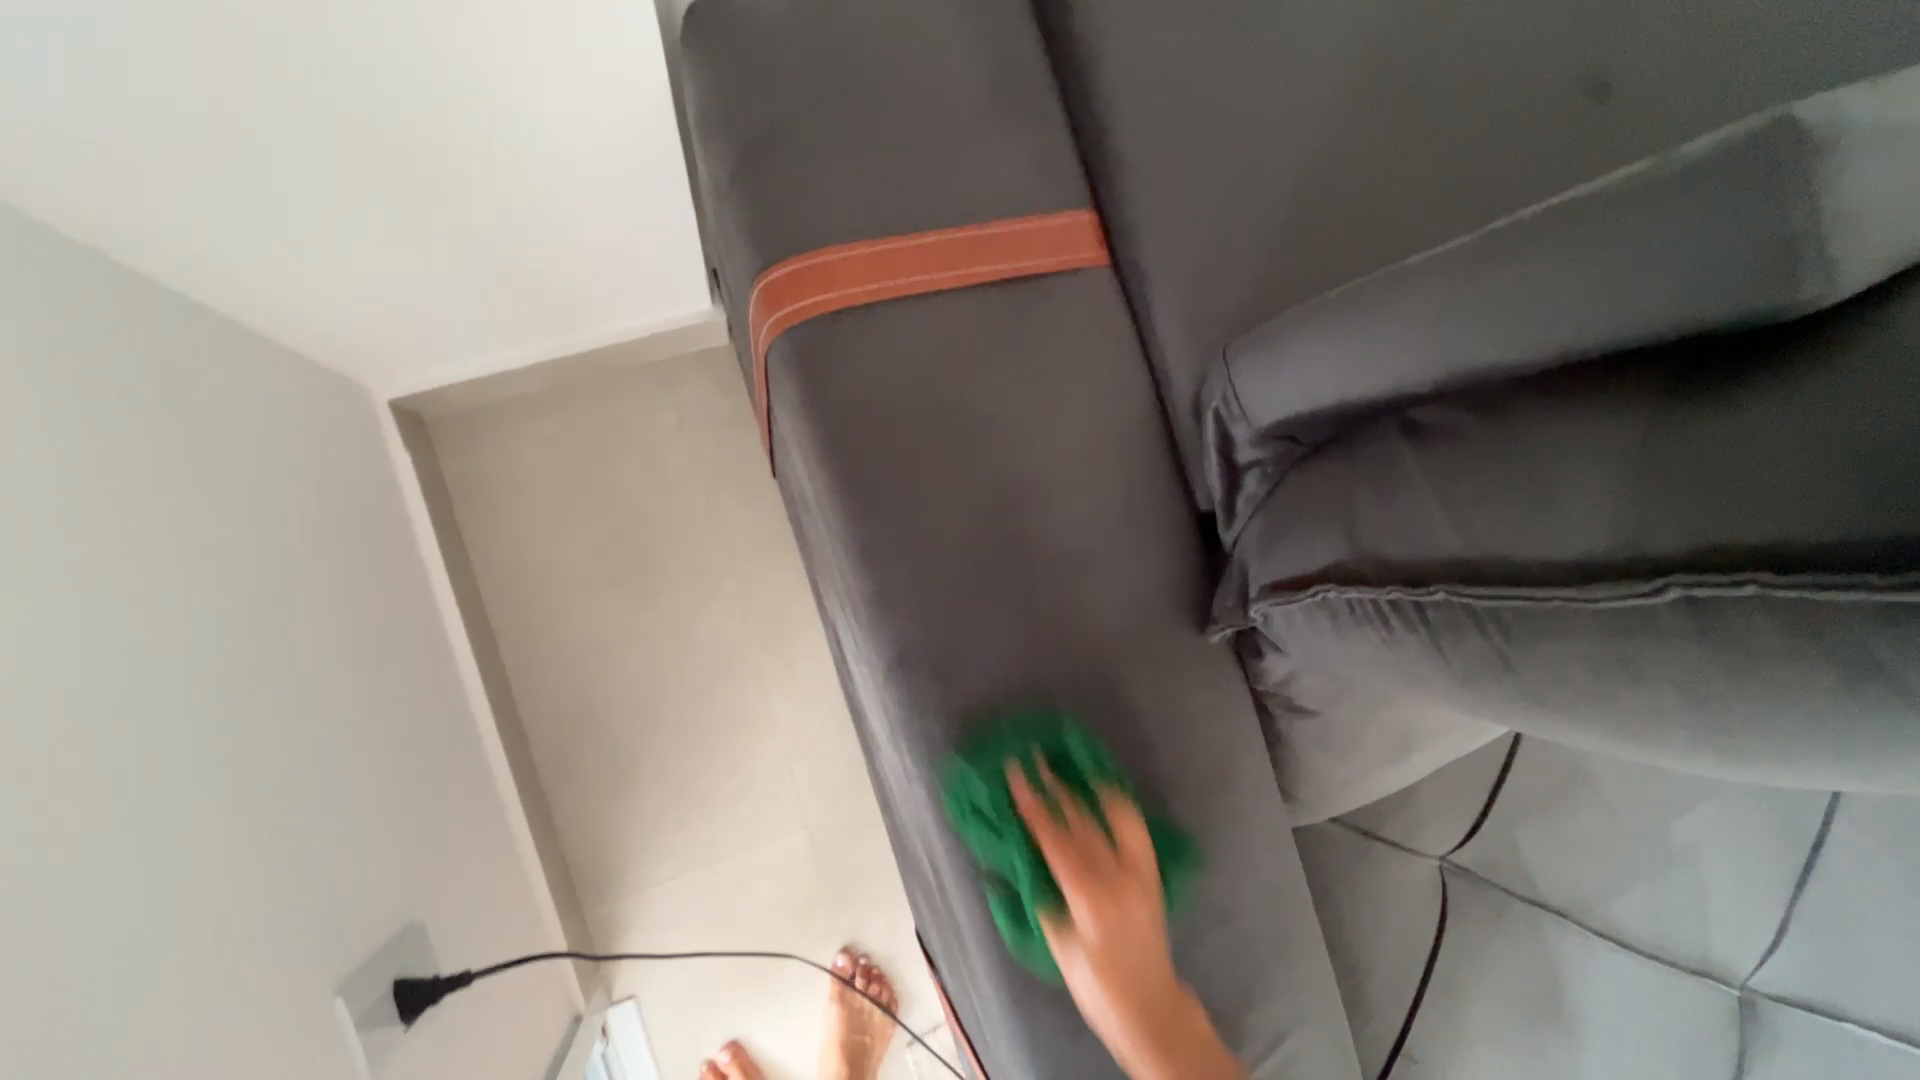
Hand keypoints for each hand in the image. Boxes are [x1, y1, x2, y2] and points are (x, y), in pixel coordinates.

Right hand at [1007, 761, 1241, 1079]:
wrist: (1150, 1005)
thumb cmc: (1095, 985)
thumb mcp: (1059, 944)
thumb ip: (1041, 896)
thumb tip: (1017, 856)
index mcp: (1090, 896)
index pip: (1055, 838)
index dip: (1034, 804)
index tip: (1015, 773)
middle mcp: (1118, 875)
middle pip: (1081, 821)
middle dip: (1054, 787)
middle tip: (1032, 757)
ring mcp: (1139, 870)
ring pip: (1106, 818)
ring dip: (1080, 788)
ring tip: (1060, 763)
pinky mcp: (1150, 871)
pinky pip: (1132, 826)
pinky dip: (1115, 801)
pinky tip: (1100, 785)